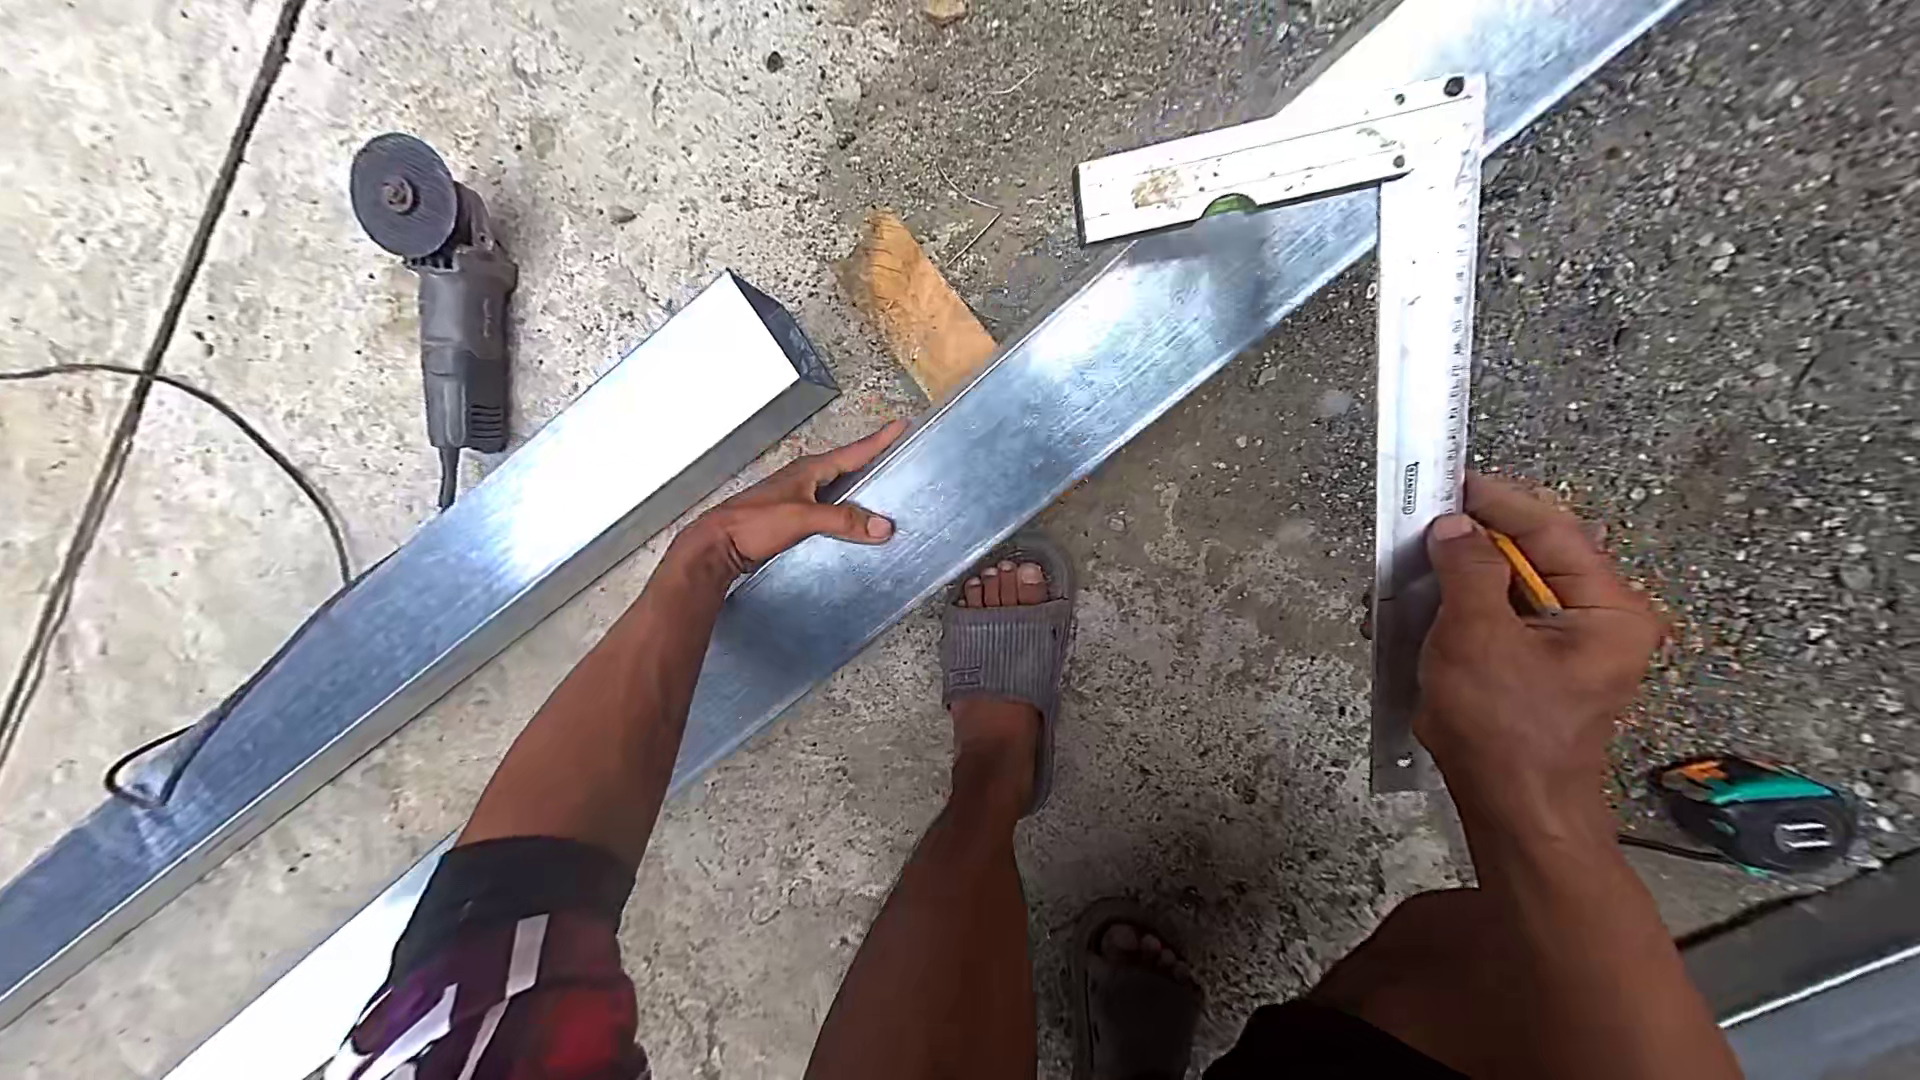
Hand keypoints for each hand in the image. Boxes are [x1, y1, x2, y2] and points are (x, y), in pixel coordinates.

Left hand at [677, 419, 907, 573]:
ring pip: (838, 489)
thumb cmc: (753, 524)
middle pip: (848, 467)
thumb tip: (882, 526)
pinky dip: (845, 512)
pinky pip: (829, 508)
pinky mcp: (793, 517)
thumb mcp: (803, 518)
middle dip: (873, 460)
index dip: (879, 440)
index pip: (854, 451)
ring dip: (859, 491)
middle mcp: (805, 479)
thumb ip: (843, 520)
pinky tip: (853, 524)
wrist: (719, 545)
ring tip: (883, 492)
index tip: (901, 425)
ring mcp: (799, 497)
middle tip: (897, 454)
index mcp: (809, 470)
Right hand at [1416, 473, 1660, 817]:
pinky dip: (1441, 607)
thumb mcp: (1478, 638)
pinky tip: (1404, 615)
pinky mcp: (1519, 657)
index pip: (1552, 533)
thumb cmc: (1500, 721)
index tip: (1451, 481)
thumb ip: (1469, 572)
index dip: (1500, 502)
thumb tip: (1452, 526)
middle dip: (1460, 545)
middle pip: (1523, 556)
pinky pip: (1481, 614)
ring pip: (1494, 585)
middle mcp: (1589, 618)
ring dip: (1441, 579)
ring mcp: (1553, 640)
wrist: (1507, 800)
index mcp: (1605, 610)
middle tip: (1413, 532)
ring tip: (1394, 583)